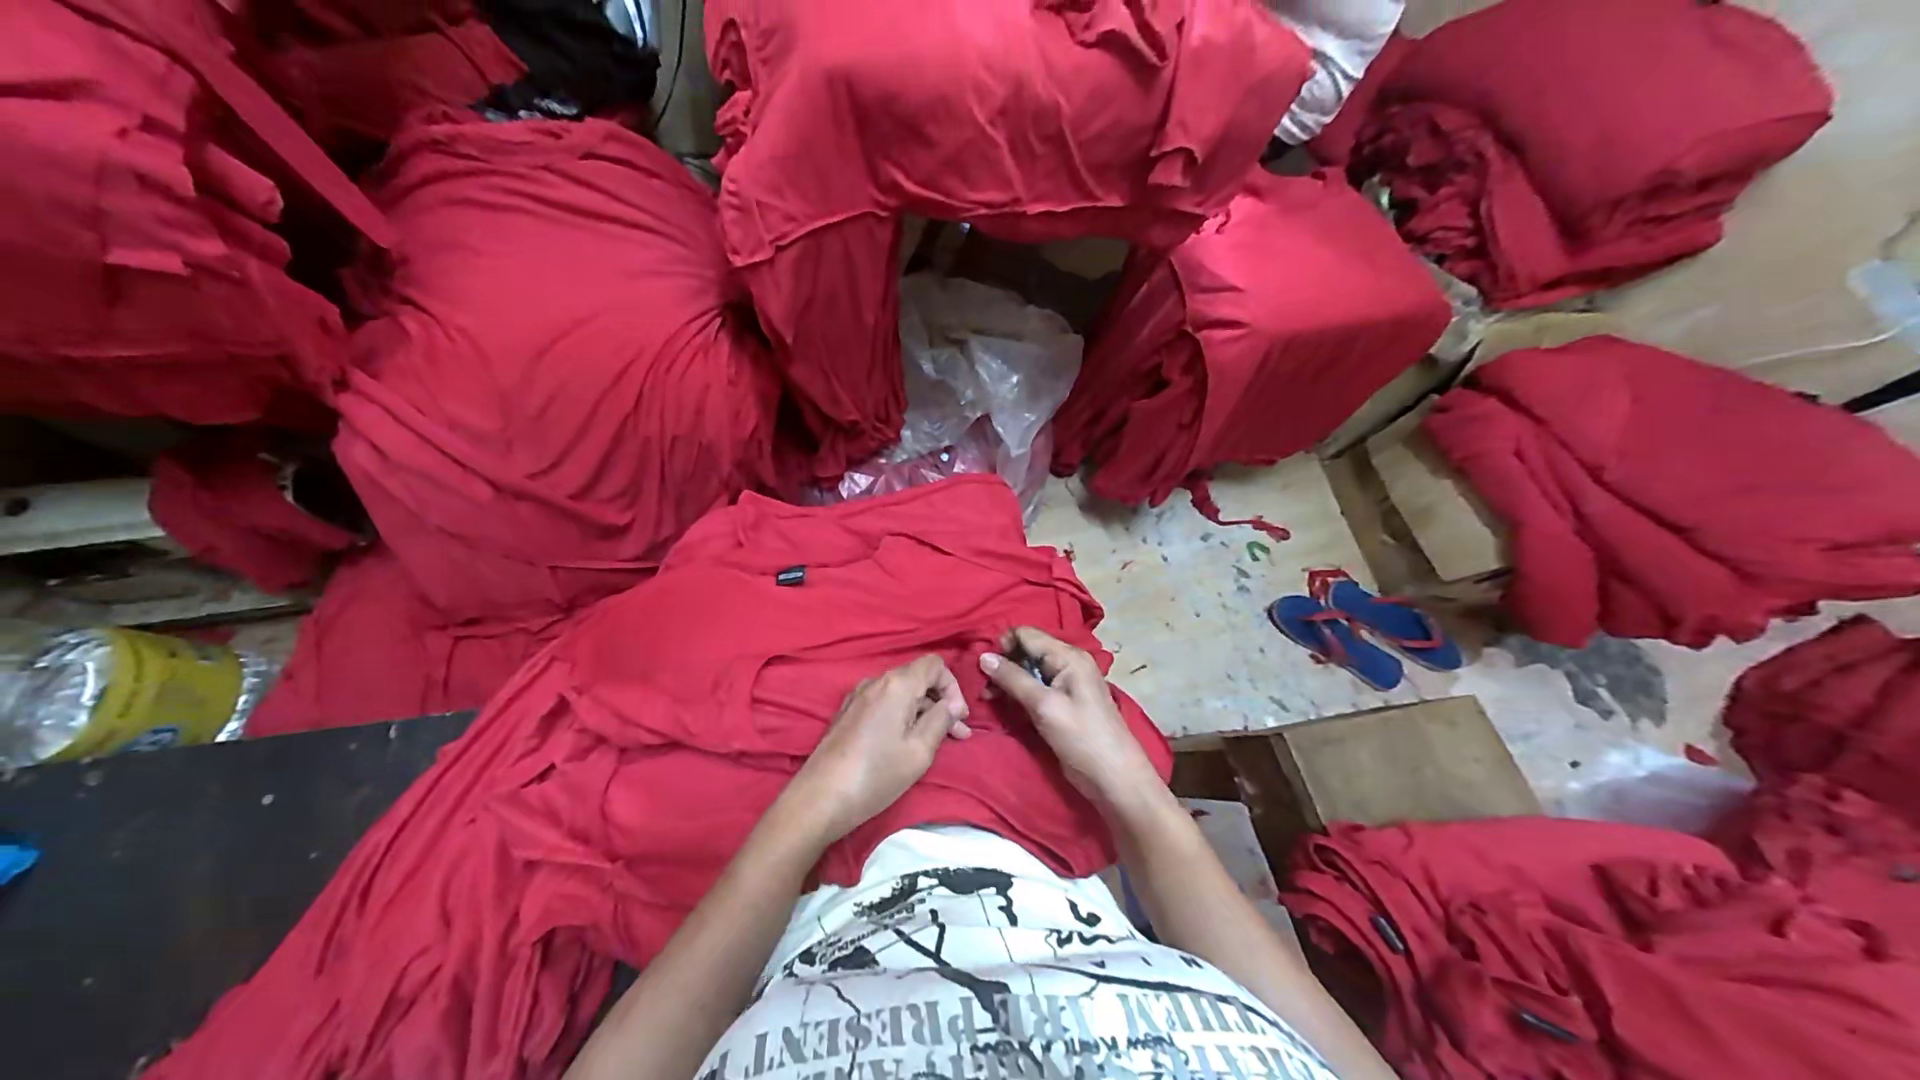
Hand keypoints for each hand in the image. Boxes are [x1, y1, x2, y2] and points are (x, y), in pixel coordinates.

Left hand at [785, 654, 972, 842]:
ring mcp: (858, 696)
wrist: (820, 798)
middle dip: (941, 701)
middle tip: (958, 734)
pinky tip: (907, 740)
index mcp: (897, 684)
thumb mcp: (919, 751)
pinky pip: (884, 703)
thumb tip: (952, 704)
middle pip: (918, 677)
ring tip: (937, 741)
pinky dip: (902, 715)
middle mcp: (876, 681)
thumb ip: (941, 720)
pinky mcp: (847, 713)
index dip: (953, 687)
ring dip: (923, 711)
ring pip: (901, 692)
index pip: (935, 664)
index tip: (958, 718)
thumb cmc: (876, 775)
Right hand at [979, 627, 1166, 815]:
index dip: (1003, 645)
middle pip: (1027, 650)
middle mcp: (1068, 663)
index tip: (984, 667)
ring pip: (1028, 670)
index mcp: (1069, 656)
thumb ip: (1013, 679)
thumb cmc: (1081, 737)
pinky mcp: (1062, 703)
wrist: (1113, 777)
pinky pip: (1035, 687)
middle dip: (1003, 664)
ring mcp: (1066, 684)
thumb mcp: (1044, 706)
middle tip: (983, 687)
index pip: (1027, 634)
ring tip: (988, 698)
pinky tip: (1004, 705)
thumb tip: (984, 657)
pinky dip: (1018, 693)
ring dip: (1008, 681)